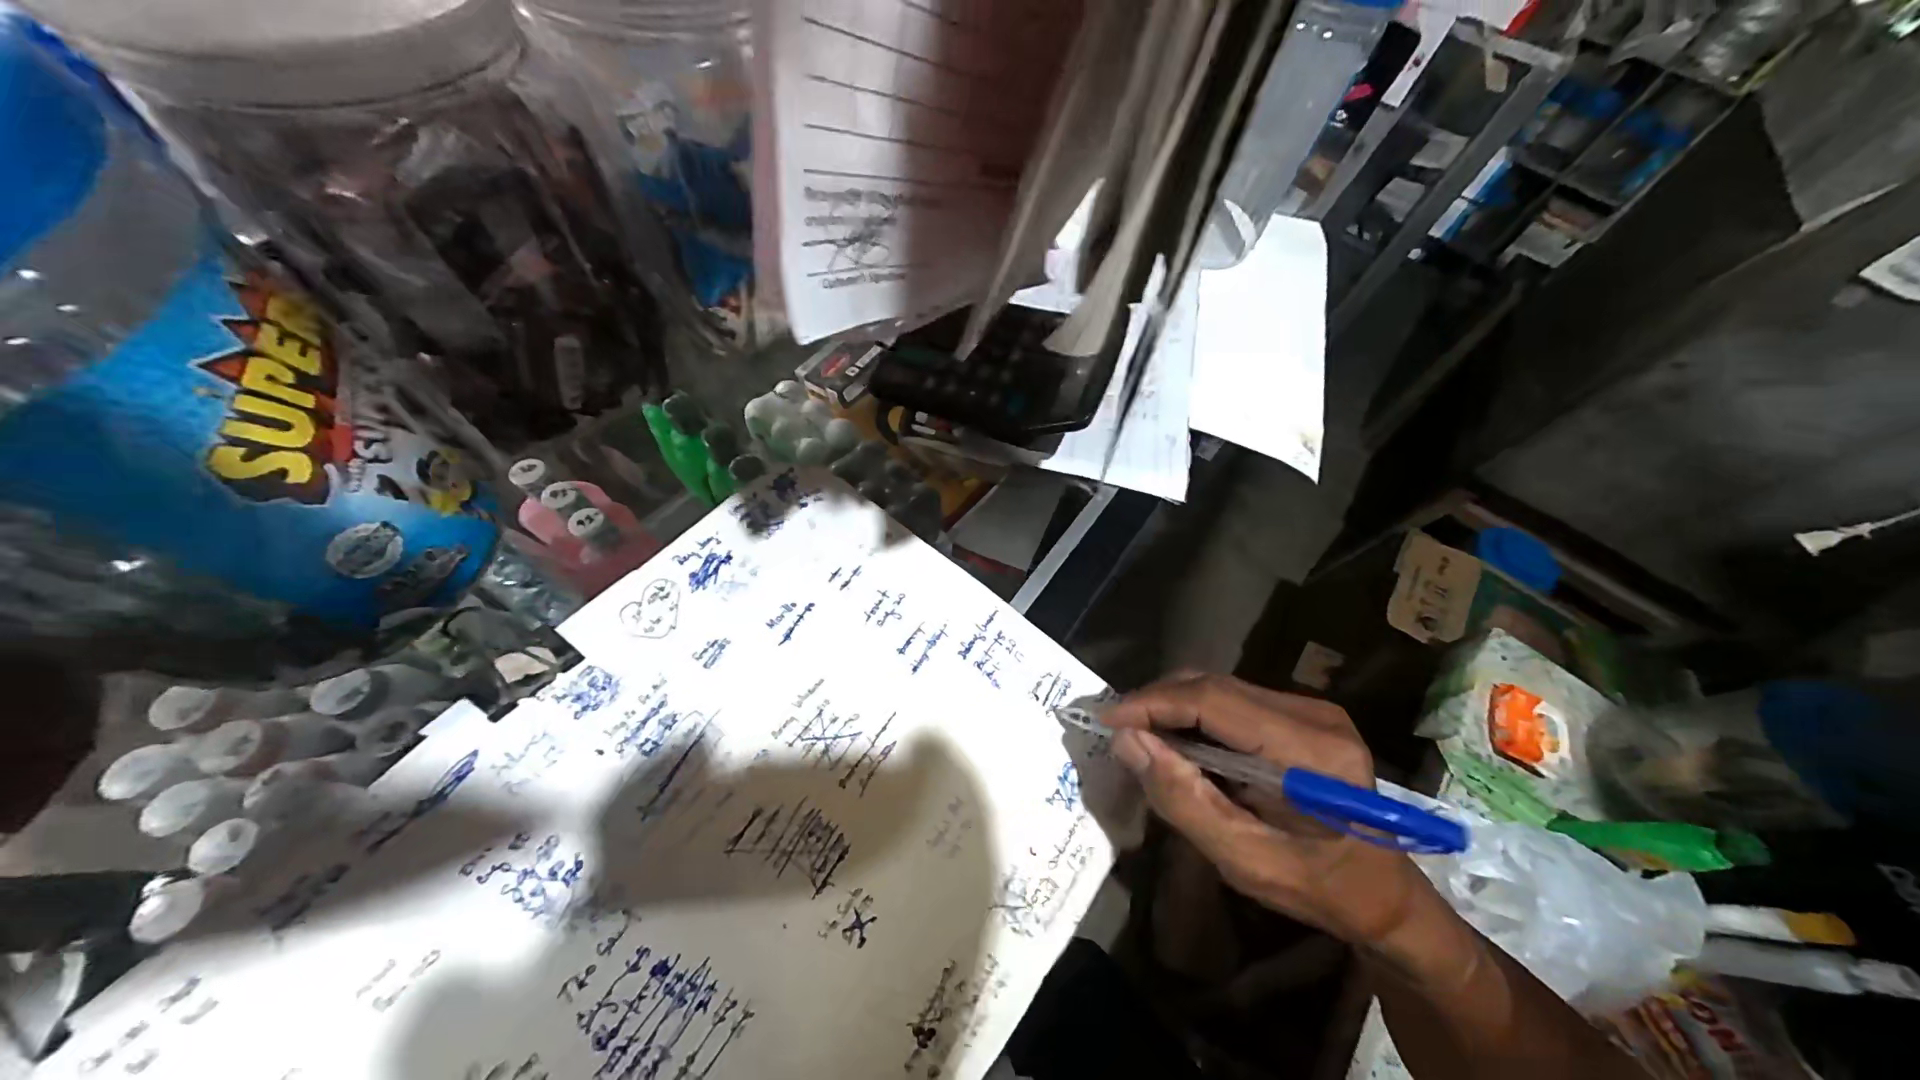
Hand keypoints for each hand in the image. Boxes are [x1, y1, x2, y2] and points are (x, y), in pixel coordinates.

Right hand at [1102, 674, 1429, 946]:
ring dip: (1175, 706)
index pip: (1215, 700)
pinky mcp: (1306, 714)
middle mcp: (1315, 714)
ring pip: (1221, 686)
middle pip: (1215, 684)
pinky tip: (1180, 739)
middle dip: (1158, 701)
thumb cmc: (1315, 887)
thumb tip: (1127, 741)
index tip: (1107, 719)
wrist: (1380, 894)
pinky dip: (1197, 714)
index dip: (1154, 703)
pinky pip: (1235, 699)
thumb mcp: (1242, 858)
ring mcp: (1313, 709)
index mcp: (1310, 751)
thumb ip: (1183, 798)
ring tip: (1141, 735)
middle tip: (1118, 729)